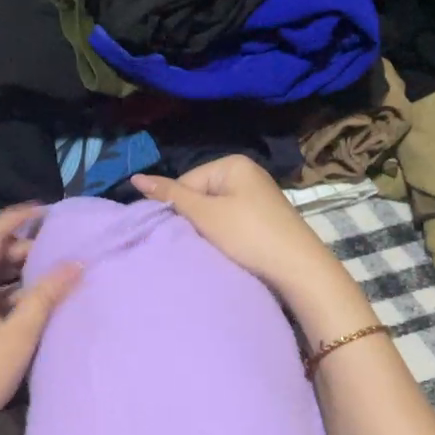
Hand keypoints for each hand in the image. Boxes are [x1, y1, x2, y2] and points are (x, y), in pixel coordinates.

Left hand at [0, 205, 80, 434]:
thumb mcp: (19, 336)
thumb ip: (46, 296)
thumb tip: (75, 264)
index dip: (18, 216)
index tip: (48, 211)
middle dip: (20, 246)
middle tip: (57, 249)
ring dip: (14, 271)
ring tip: (50, 274)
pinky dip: (3, 291)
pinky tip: (30, 303)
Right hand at [131, 157, 369, 338]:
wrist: (299, 270)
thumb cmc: (248, 236)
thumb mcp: (205, 215)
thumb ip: (169, 196)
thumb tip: (135, 178)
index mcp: (232, 164)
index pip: (185, 182)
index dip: (177, 209)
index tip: (180, 233)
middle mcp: (246, 174)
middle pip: (199, 196)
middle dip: (193, 220)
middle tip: (193, 243)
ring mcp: (258, 196)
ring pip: (214, 213)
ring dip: (207, 231)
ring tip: (210, 249)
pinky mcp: (265, 219)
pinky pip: (231, 223)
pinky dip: (225, 237)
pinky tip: (227, 252)